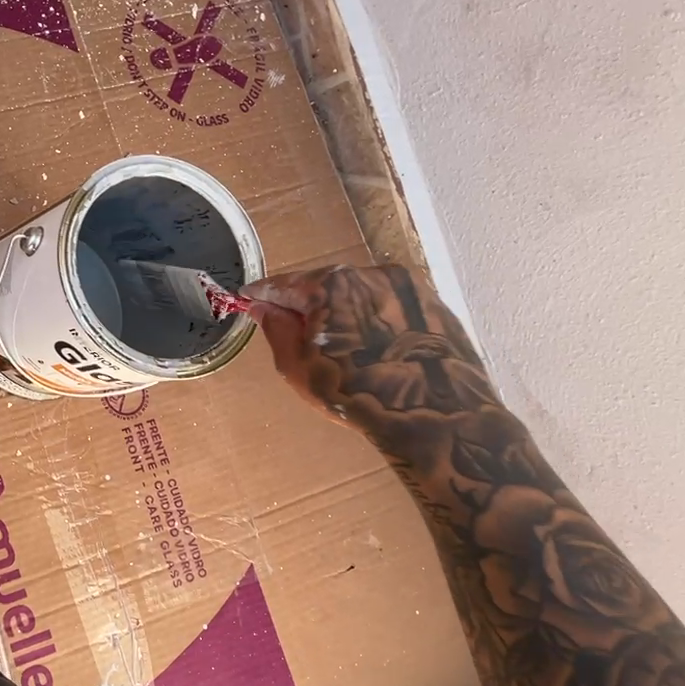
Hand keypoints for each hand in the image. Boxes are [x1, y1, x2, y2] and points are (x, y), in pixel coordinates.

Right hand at [240, 264, 496, 443]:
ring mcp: (405, 285)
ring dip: (337, 307)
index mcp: (329, 285)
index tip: (246, 298)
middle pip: (322, 283)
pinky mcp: (432, 302)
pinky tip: (364, 339)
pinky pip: (385, 302)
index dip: (261, 293)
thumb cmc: (353, 390)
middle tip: (286, 320)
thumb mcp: (296, 363)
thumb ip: (276, 328)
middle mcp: (368, 273)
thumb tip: (262, 307)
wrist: (437, 411)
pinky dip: (368, 315)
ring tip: (328, 334)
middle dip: (301, 300)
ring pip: (356, 291)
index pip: (283, 284)